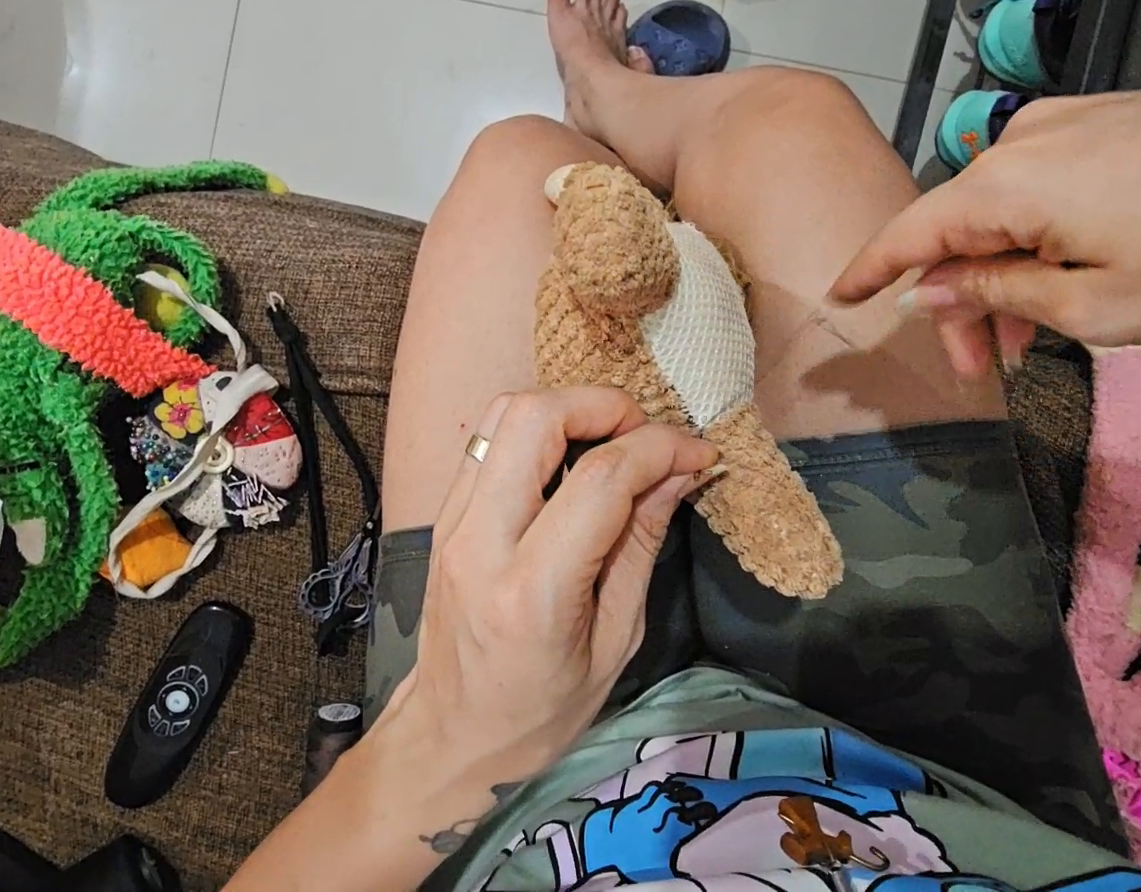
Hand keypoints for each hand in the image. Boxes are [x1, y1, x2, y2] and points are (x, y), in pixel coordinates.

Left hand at [378, 386, 717, 785]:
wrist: (452, 735)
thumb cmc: (543, 708)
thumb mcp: (616, 638)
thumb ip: (643, 543)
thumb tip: (680, 471)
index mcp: (532, 590)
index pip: (598, 480)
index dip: (658, 449)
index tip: (697, 453)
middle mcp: (480, 541)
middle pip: (533, 418)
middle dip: (602, 405)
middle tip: (644, 434)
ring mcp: (451, 522)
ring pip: (501, 414)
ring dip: (566, 409)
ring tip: (611, 439)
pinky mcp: (443, 515)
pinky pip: (487, 440)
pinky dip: (535, 429)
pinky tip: (569, 457)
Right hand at [833, 70, 1140, 374]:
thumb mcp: (1098, 306)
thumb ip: (998, 294)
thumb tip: (932, 289)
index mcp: (1006, 185)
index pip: (907, 233)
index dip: (868, 270)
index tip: (839, 297)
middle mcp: (1028, 139)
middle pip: (962, 226)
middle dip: (962, 297)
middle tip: (982, 365)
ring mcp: (1083, 119)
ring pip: (1010, 207)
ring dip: (1008, 271)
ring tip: (1037, 333)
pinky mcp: (1128, 115)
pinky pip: (1056, 182)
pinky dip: (1047, 235)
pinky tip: (1077, 274)